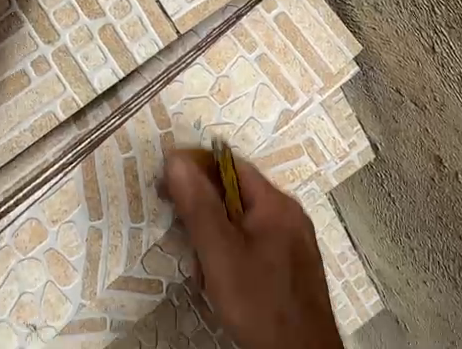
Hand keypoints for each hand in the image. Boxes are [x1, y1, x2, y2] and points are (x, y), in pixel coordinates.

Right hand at [163, 150, 345, 348]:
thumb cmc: (259, 303)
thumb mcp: (219, 253)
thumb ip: (197, 204)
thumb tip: (175, 158)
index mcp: (277, 204)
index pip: (230, 165)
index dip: (195, 169)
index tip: (167, 186)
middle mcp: (289, 216)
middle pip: (235, 194)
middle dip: (204, 212)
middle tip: (183, 236)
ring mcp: (294, 244)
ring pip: (242, 223)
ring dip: (215, 239)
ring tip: (203, 270)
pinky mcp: (292, 269)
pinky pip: (254, 245)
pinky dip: (232, 255)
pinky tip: (221, 281)